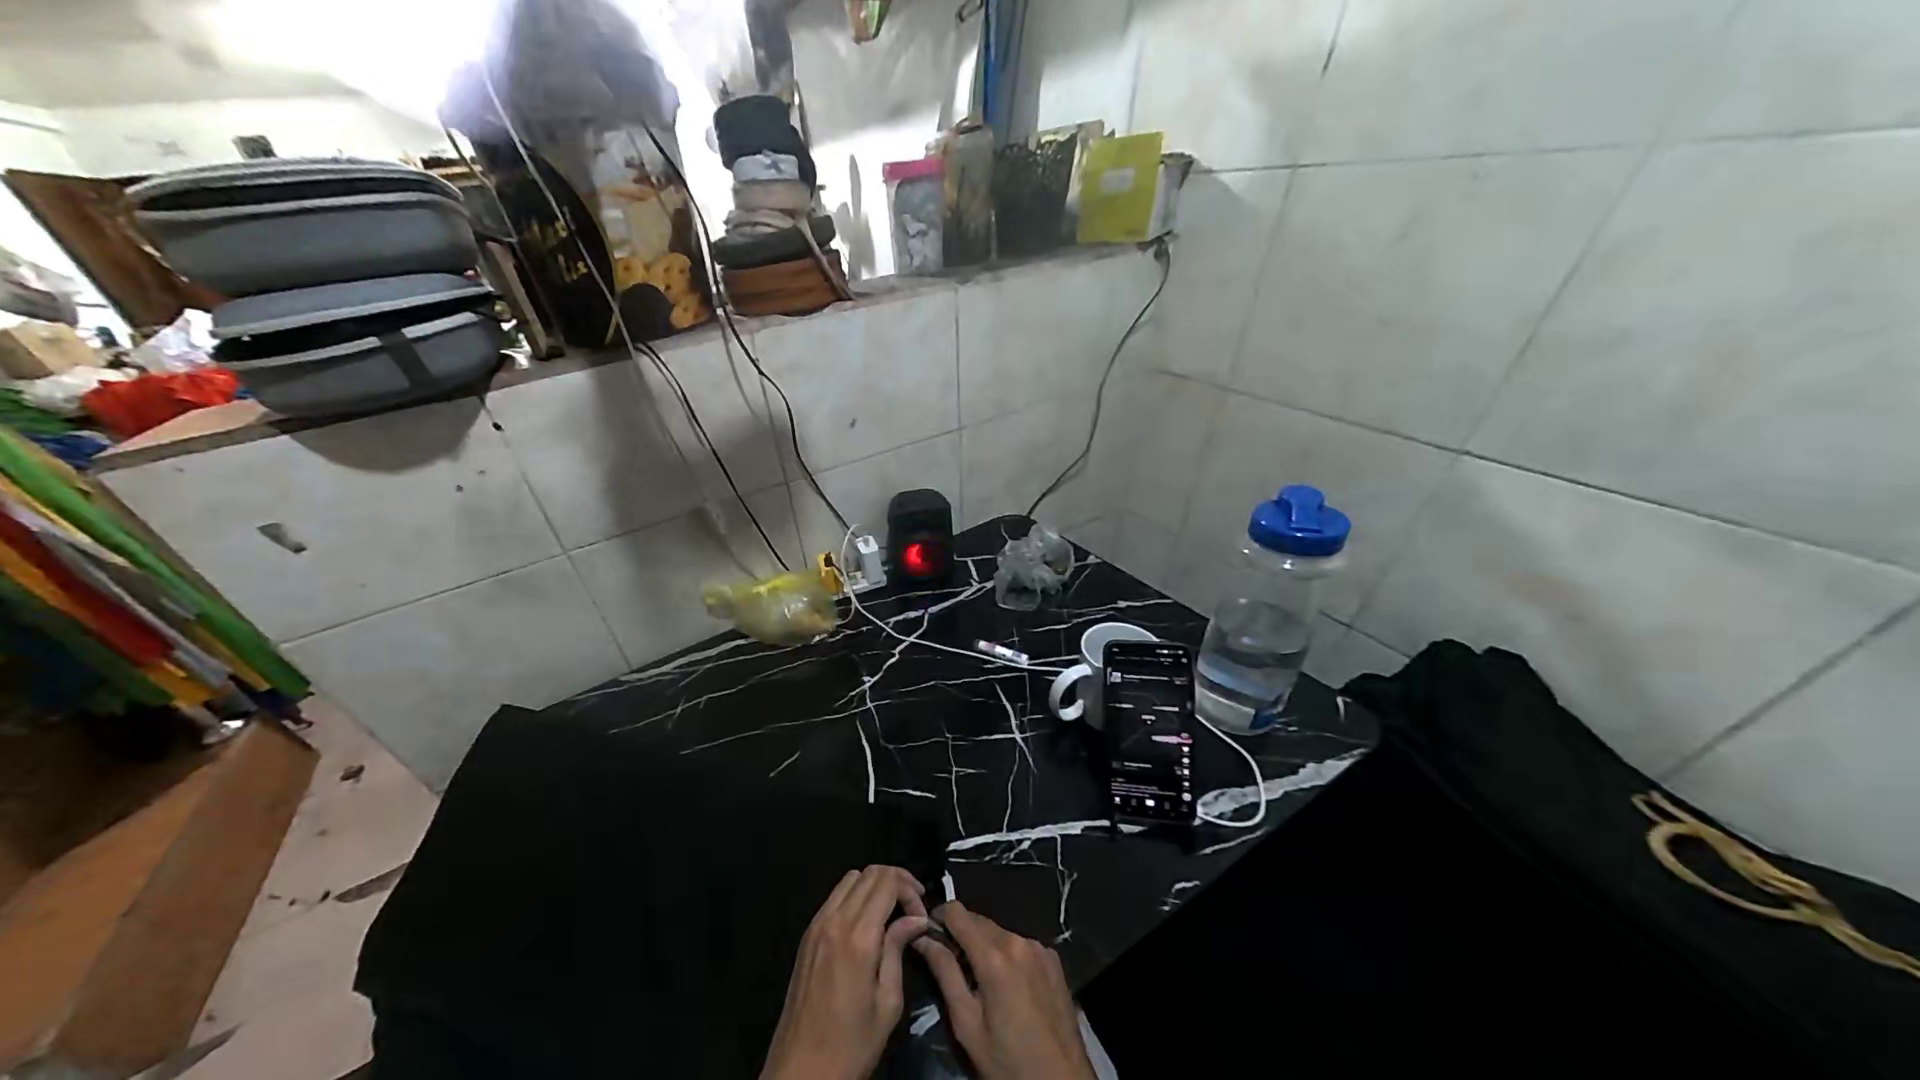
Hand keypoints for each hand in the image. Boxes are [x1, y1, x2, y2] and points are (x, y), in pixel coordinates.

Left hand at [761, 865, 929, 1079]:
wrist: (800, 1073)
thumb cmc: (851, 1045)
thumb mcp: (887, 1002)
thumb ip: (898, 950)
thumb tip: (916, 918)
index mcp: (857, 937)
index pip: (887, 882)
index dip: (910, 889)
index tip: (922, 913)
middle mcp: (834, 921)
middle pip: (869, 872)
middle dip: (896, 881)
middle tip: (913, 907)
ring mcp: (816, 926)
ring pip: (850, 879)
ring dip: (875, 885)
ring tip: (893, 910)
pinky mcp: (807, 936)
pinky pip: (835, 897)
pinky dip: (856, 896)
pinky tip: (868, 921)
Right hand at [912, 902, 1096, 1079]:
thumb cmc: (1008, 1060)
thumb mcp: (967, 1023)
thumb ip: (945, 973)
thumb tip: (924, 939)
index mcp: (995, 957)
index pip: (958, 912)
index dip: (939, 917)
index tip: (929, 932)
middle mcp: (1019, 941)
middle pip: (979, 920)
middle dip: (961, 933)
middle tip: (950, 962)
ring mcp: (1040, 948)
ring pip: (1000, 932)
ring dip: (984, 944)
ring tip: (978, 977)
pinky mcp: (1053, 959)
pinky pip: (1020, 945)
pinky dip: (1007, 953)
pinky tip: (1007, 983)